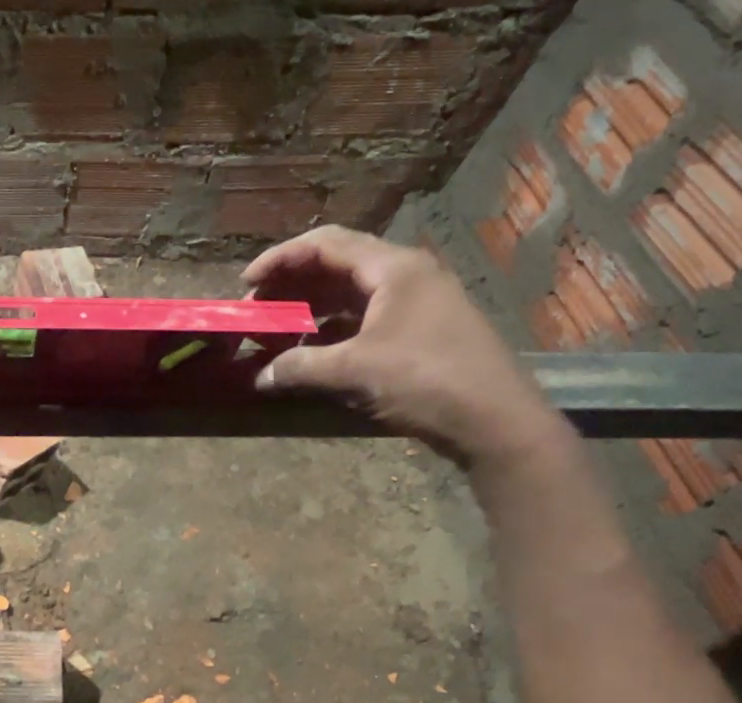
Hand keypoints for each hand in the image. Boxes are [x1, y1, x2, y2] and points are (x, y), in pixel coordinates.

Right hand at [243, 225, 567, 465]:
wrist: (495, 419)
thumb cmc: (425, 379)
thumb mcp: (354, 371)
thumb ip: (300, 367)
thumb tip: (259, 376)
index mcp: (393, 268)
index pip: (326, 243)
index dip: (281, 258)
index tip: (246, 283)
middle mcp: (406, 275)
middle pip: (336, 265)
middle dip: (291, 285)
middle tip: (255, 312)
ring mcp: (416, 304)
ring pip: (350, 294)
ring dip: (309, 308)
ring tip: (276, 332)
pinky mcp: (419, 332)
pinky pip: (364, 318)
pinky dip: (332, 329)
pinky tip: (310, 351)